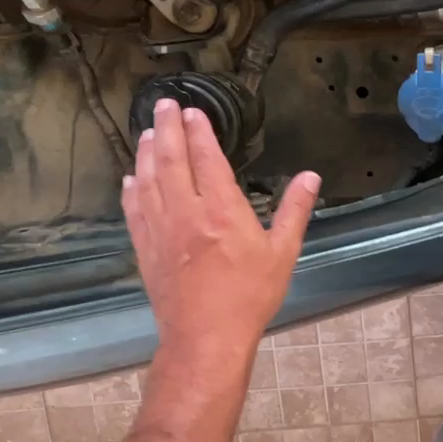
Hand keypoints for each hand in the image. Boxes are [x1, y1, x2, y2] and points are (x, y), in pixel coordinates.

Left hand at [122, 98, 319, 365]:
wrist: (206, 336)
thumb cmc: (250, 294)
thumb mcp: (283, 252)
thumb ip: (294, 211)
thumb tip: (310, 177)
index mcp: (222, 211)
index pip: (207, 160)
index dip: (200, 133)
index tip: (194, 112)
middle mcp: (187, 213)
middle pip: (171, 160)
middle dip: (167, 129)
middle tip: (164, 105)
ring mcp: (161, 230)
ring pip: (148, 180)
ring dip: (146, 152)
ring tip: (147, 131)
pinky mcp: (146, 249)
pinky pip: (135, 210)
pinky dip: (132, 188)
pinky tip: (132, 178)